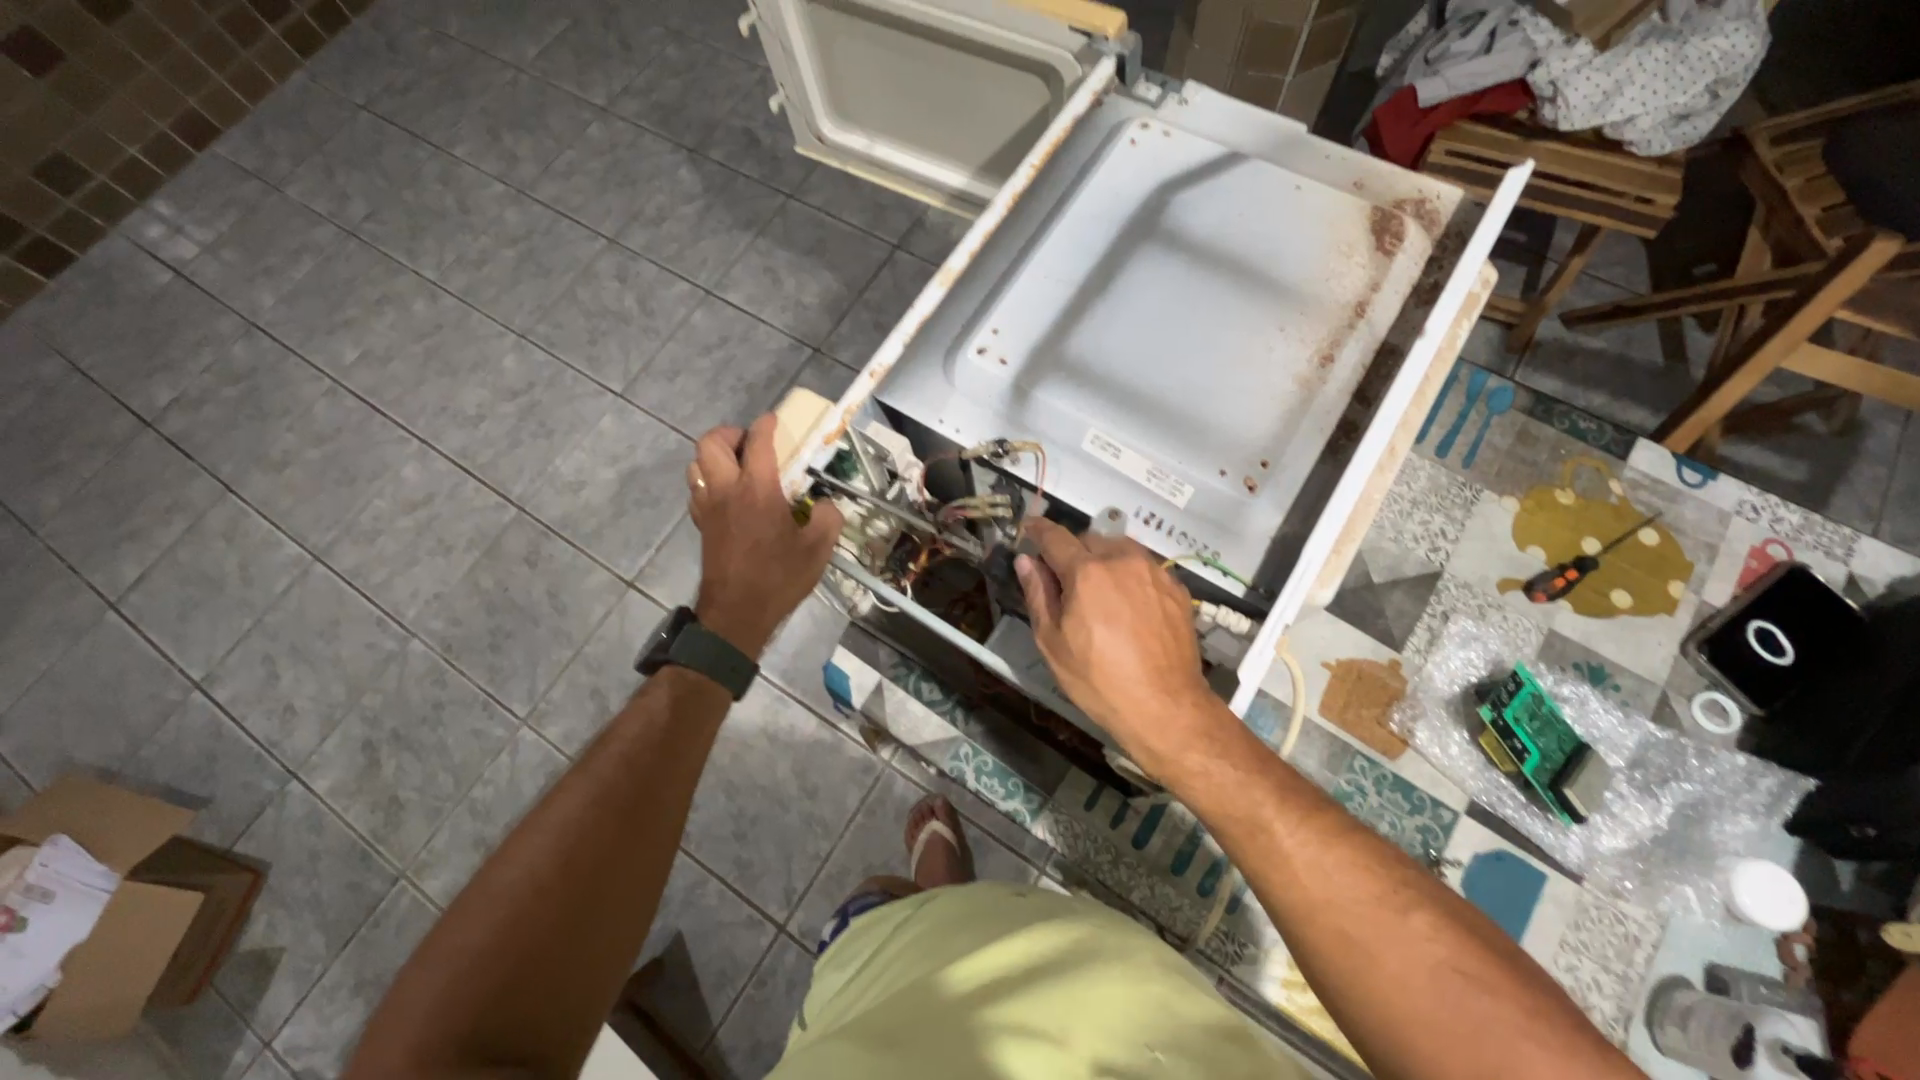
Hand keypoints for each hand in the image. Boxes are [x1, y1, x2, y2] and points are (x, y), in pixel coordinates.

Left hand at [687, 414, 843, 658]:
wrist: (737, 614)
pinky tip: (728, 495)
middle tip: (749, 442)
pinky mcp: (701, 526)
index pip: (757, 442)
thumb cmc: (778, 578)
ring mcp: (708, 508)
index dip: (766, 425)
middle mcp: (726, 490)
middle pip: (710, 443)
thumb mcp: (819, 549)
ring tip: (737, 466)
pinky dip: (708, 482)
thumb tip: (826, 504)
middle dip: (730, 434)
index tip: (774, 421)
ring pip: (696, 465)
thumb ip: (828, 518)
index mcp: (757, 489)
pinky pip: (697, 490)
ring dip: (713, 456)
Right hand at [1014, 519, 1233, 778]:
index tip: (1029, 528)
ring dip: (1104, 561)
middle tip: (1065, 581)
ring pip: (1121, 551)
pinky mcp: (1177, 589)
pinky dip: (1130, 577)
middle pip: (1090, 540)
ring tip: (1100, 593)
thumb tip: (1026, 561)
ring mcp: (1154, 572)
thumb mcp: (1052, 642)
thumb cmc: (1098, 680)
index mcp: (1086, 571)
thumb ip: (1038, 594)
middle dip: (1073, 552)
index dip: (1037, 530)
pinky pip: (1145, 569)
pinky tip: (1129, 608)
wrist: (1164, 706)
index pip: (1055, 537)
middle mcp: (1122, 560)